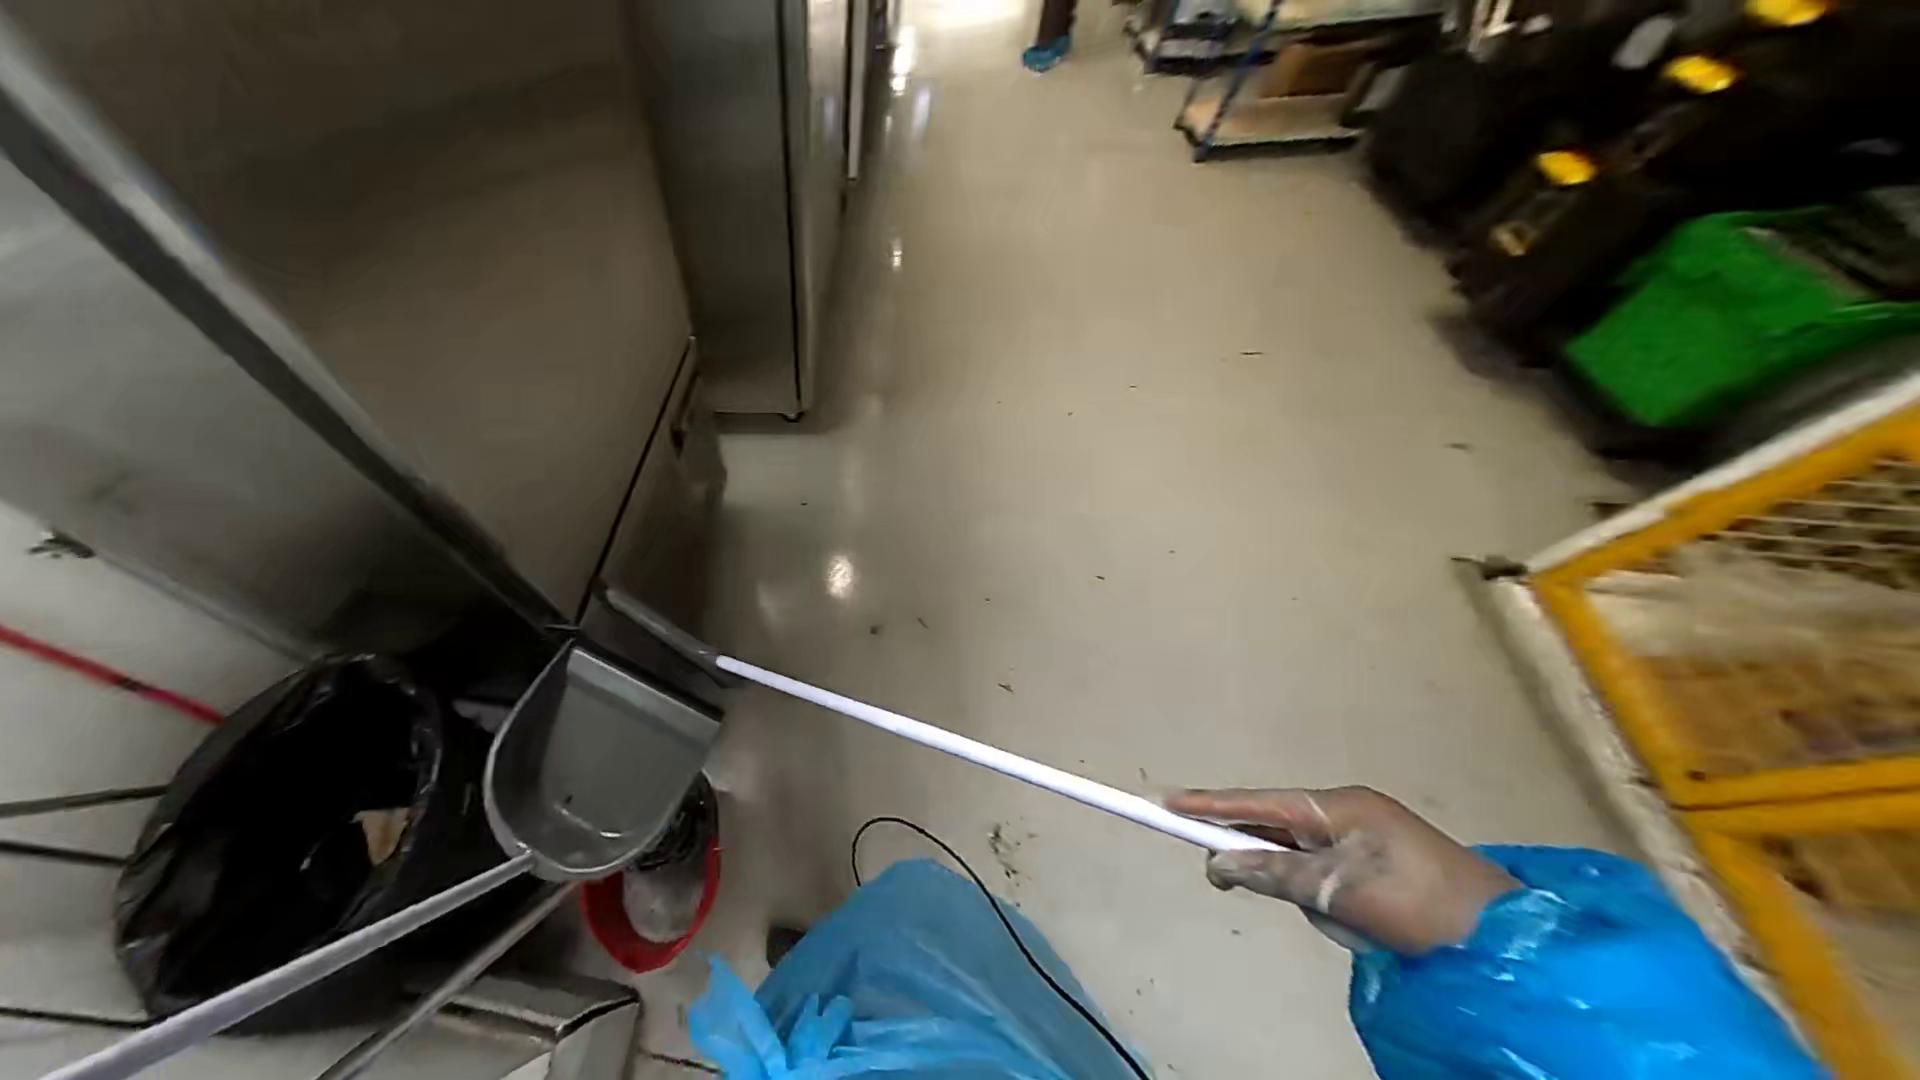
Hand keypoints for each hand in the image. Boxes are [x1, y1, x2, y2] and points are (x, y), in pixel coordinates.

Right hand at [1165, 786, 1519, 953]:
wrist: (1507, 939)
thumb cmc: (1420, 904)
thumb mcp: (1341, 891)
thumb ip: (1274, 874)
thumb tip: (1217, 863)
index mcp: (1335, 805)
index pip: (1256, 802)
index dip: (1208, 804)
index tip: (1165, 801)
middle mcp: (1343, 812)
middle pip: (1275, 829)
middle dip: (1261, 859)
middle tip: (1230, 881)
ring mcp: (1360, 836)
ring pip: (1300, 860)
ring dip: (1308, 892)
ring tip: (1349, 922)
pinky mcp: (1373, 863)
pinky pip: (1325, 876)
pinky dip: (1328, 900)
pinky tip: (1358, 923)